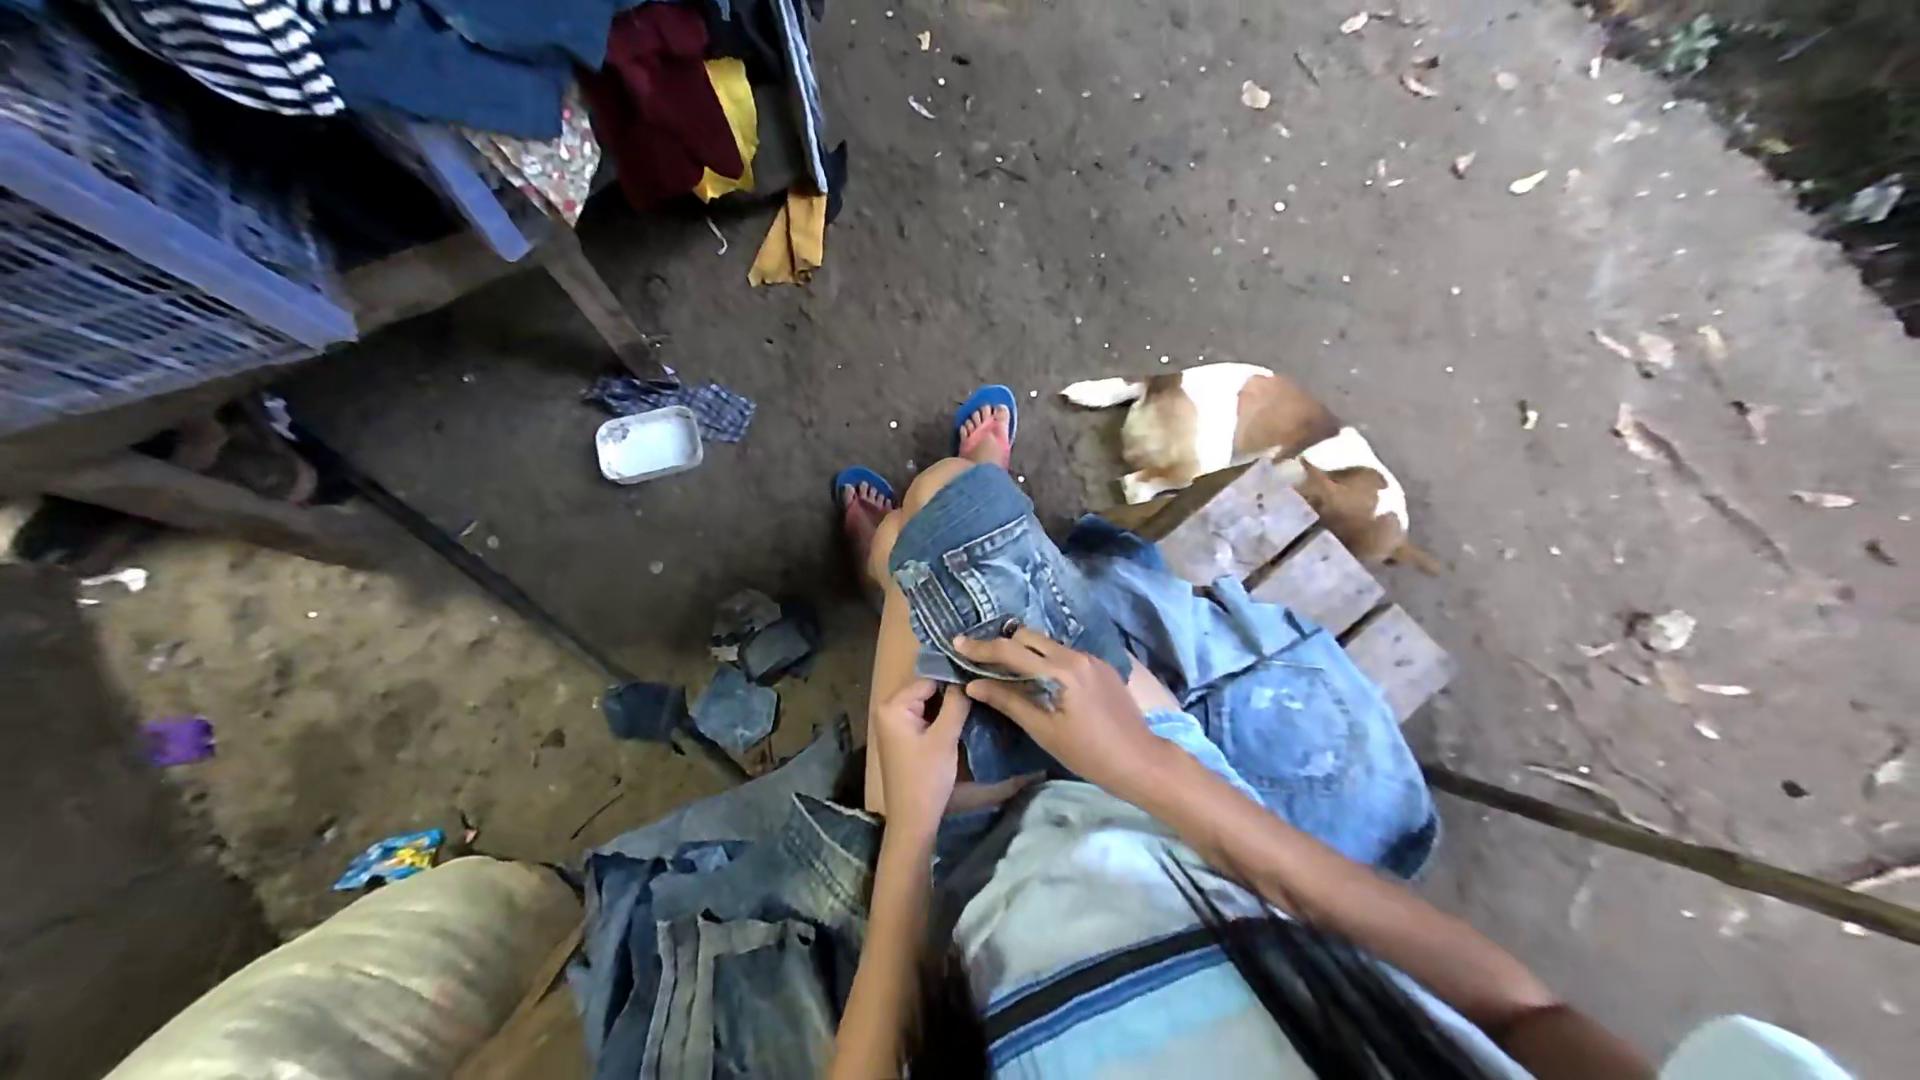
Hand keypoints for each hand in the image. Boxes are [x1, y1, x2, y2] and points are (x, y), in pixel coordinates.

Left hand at [871, 679, 969, 837]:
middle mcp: (888, 709)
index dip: (953, 682)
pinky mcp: (902, 736)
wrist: (913, 820)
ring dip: (948, 706)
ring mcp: (894, 723)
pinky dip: (941, 717)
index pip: (929, 680)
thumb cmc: (926, 778)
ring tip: (975, 705)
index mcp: (892, 706)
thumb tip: (967, 679)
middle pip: (927, 690)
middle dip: (951, 693)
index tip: (979, 684)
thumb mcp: (944, 737)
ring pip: (928, 703)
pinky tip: (961, 719)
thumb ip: (956, 703)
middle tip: (979, 696)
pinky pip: (924, 716)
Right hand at [954, 628, 1171, 797]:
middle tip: (979, 658)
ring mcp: (1091, 659)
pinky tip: (1036, 679)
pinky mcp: (1101, 667)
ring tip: (1003, 669)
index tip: (958, 643)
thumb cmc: (1089, 753)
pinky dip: (1044, 660)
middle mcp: (1076, 655)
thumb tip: (975, 685)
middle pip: (1028, 637)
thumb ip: (1009, 701)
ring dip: (1023, 652)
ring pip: (1047, 644)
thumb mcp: (1044, 730)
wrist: (1141, 760)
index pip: (1012, 651)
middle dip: (1001, 644)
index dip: (982, 647)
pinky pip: (1064, 654)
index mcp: (1061, 670)